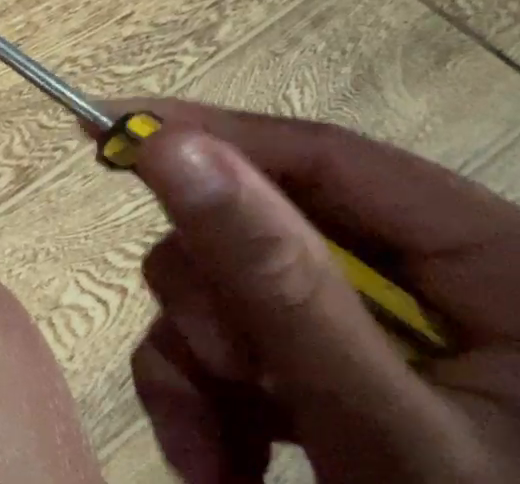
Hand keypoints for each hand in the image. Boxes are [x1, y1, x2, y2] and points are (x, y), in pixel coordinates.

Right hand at [115, 99, 519, 482]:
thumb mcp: (381, 426)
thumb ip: (278, 282)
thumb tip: (164, 144)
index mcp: (506, 270)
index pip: (329, 160)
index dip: (208, 134)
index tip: (100, 129)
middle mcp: (451, 293)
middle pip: (267, 234)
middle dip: (208, 305)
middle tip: (207, 366)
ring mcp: (400, 345)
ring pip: (238, 298)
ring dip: (195, 369)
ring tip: (203, 453)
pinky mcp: (359, 386)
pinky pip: (248, 355)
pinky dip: (211, 402)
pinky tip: (217, 462)